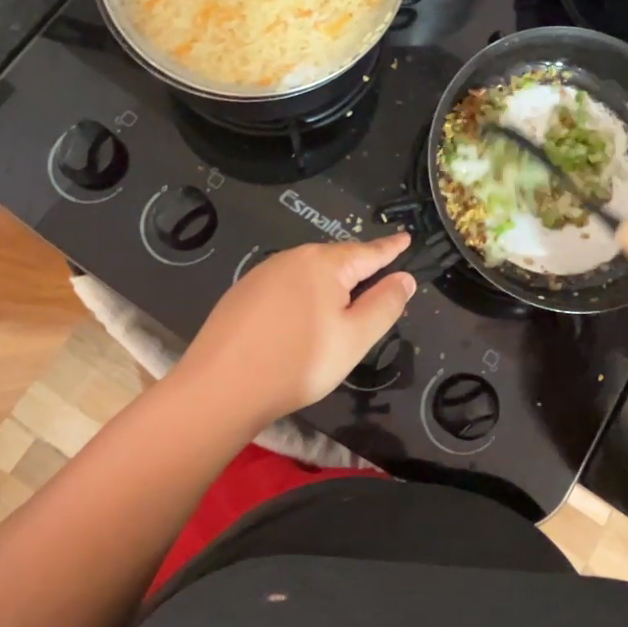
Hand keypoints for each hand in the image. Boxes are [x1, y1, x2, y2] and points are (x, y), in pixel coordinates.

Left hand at [174, 233, 415, 426]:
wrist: (221, 387)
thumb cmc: (298, 363)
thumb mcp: (354, 339)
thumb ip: (384, 305)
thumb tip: (404, 278)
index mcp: (324, 263)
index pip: (368, 252)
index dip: (390, 248)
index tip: (406, 238)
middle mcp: (293, 258)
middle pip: (337, 259)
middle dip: (359, 268)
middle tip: (380, 280)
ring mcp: (263, 274)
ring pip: (309, 272)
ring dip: (329, 284)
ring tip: (343, 304)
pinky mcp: (243, 293)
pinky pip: (286, 285)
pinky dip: (303, 295)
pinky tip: (300, 319)